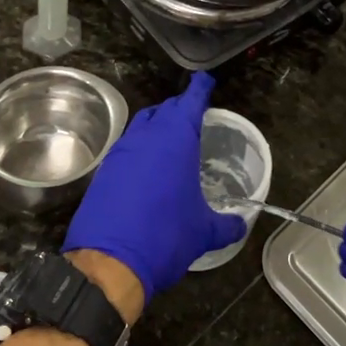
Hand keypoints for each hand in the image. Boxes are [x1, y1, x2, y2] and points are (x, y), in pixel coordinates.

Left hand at [65, 72, 247, 298]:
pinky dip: (140, 148)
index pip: (190, 101)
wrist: (109, 264)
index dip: (200, 88)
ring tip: (171, 138)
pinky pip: (127, 147)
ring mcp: (121, 153)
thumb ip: (226, 225)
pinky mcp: (104, 172)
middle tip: (194, 114)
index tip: (205, 80)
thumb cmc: (166, 237)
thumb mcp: (204, 232)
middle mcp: (147, 137)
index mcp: (176, 140)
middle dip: (180, 107)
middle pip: (165, 109)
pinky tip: (148, 167)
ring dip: (157, 125)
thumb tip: (241, 225)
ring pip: (142, 125)